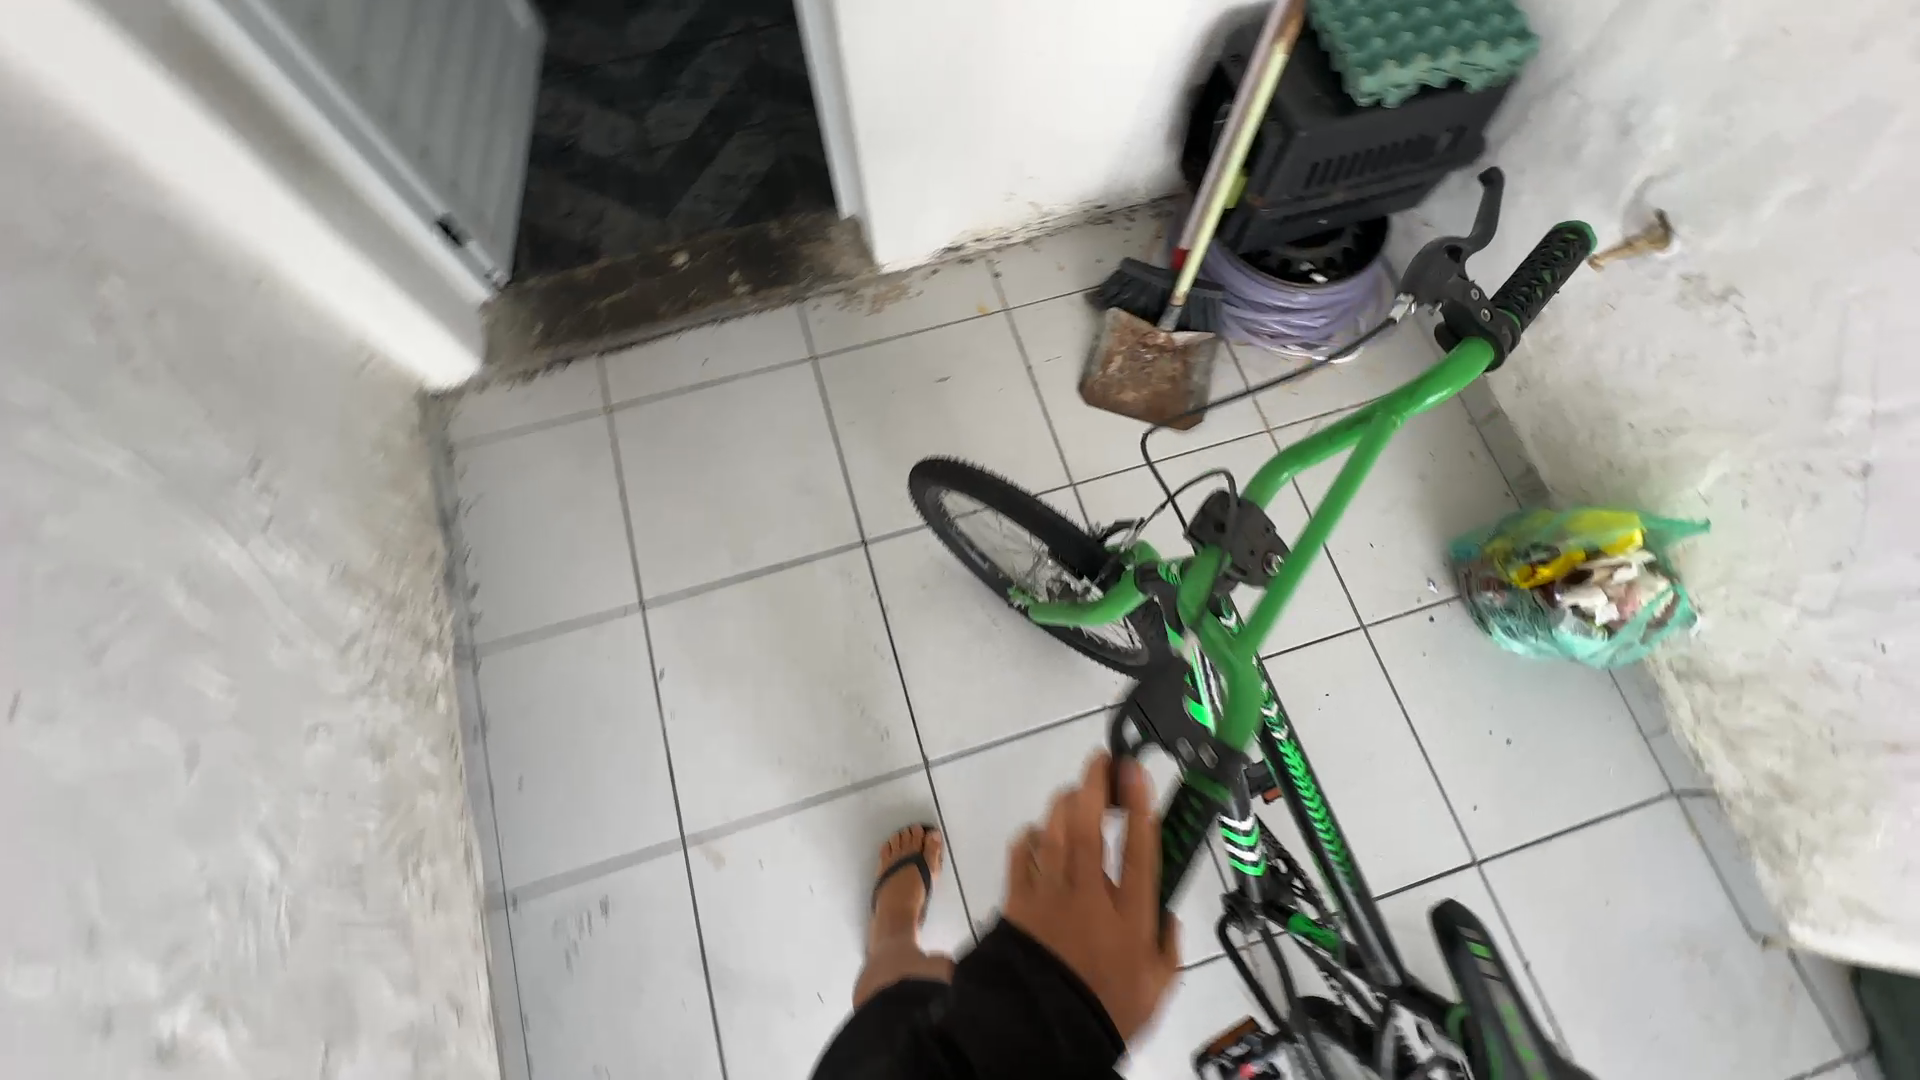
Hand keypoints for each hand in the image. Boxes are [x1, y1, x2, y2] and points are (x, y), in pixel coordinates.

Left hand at [1002, 752, 1179, 1042]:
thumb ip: (1168, 946)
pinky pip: (1021, 853)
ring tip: (1075, 793)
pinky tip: (1040, 835)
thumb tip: (1168, 913)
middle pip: (1089, 826)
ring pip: (1054, 831)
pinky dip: (1031, 836)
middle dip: (1095, 785)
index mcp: (1129, 918)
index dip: (1138, 805)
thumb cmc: (1105, 1010)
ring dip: (1065, 803)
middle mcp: (1089, 897)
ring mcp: (1048, 895)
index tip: (1136, 772)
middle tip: (1102, 761)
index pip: (1138, 850)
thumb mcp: (1157, 988)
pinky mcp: (1016, 900)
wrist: (1041, 1035)